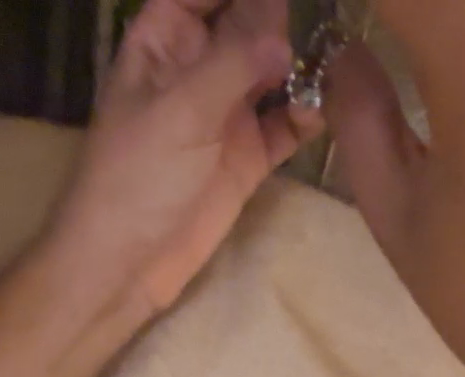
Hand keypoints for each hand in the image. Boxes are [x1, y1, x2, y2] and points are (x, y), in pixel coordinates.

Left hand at [51, 0, 321, 311]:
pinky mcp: (248, 157)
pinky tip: (330, 105)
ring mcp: (227, 114)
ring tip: (339, 54)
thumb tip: (285, 32)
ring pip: (276, 69)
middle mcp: (200, 69)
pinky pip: (288, 124)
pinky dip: (309, 113)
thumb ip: (234, 61)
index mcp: (164, 40)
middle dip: (284, 15)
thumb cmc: (135, 178)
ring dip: (305, 61)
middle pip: (250, 20)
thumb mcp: (180, 109)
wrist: (125, 264)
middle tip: (325, 17)